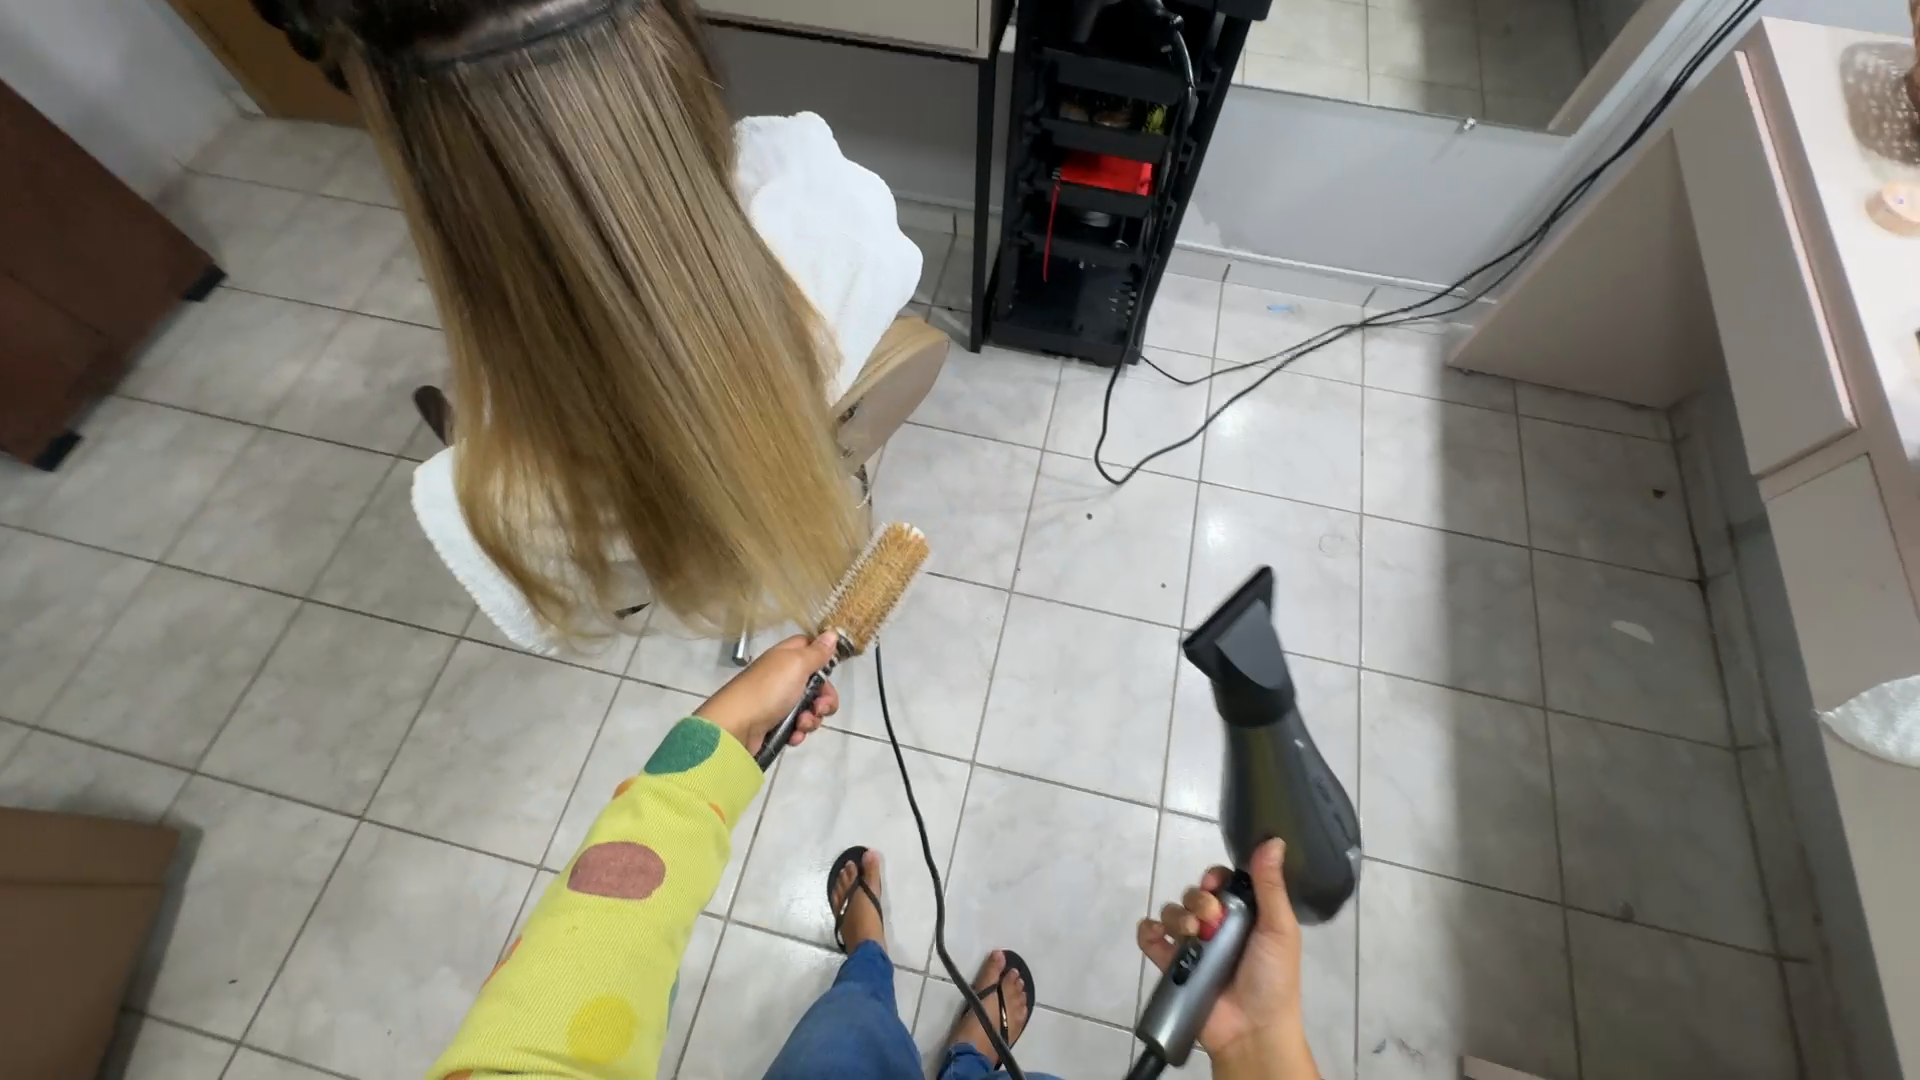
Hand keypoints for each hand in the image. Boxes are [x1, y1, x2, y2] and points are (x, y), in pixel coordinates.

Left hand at [696, 632, 840, 755]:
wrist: (735, 728)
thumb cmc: (768, 690)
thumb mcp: (796, 665)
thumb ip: (816, 652)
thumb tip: (831, 633)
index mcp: (786, 657)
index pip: (809, 647)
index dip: (823, 656)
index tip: (832, 667)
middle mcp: (783, 677)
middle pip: (816, 683)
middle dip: (824, 697)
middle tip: (820, 706)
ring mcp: (778, 702)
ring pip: (810, 707)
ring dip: (812, 718)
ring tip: (802, 723)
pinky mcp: (774, 725)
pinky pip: (797, 726)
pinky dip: (798, 732)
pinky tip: (793, 735)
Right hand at [1137, 839, 1316, 1078]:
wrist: (1253, 1031)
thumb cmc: (1273, 979)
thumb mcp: (1279, 929)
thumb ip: (1270, 885)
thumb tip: (1273, 839)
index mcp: (1242, 916)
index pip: (1219, 882)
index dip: (1213, 877)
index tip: (1215, 884)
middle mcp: (1215, 927)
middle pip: (1193, 894)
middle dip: (1196, 900)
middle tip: (1210, 918)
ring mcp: (1191, 946)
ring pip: (1170, 911)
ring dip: (1176, 916)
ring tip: (1191, 936)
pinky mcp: (1171, 965)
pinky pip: (1149, 936)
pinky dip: (1149, 932)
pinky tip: (1160, 939)